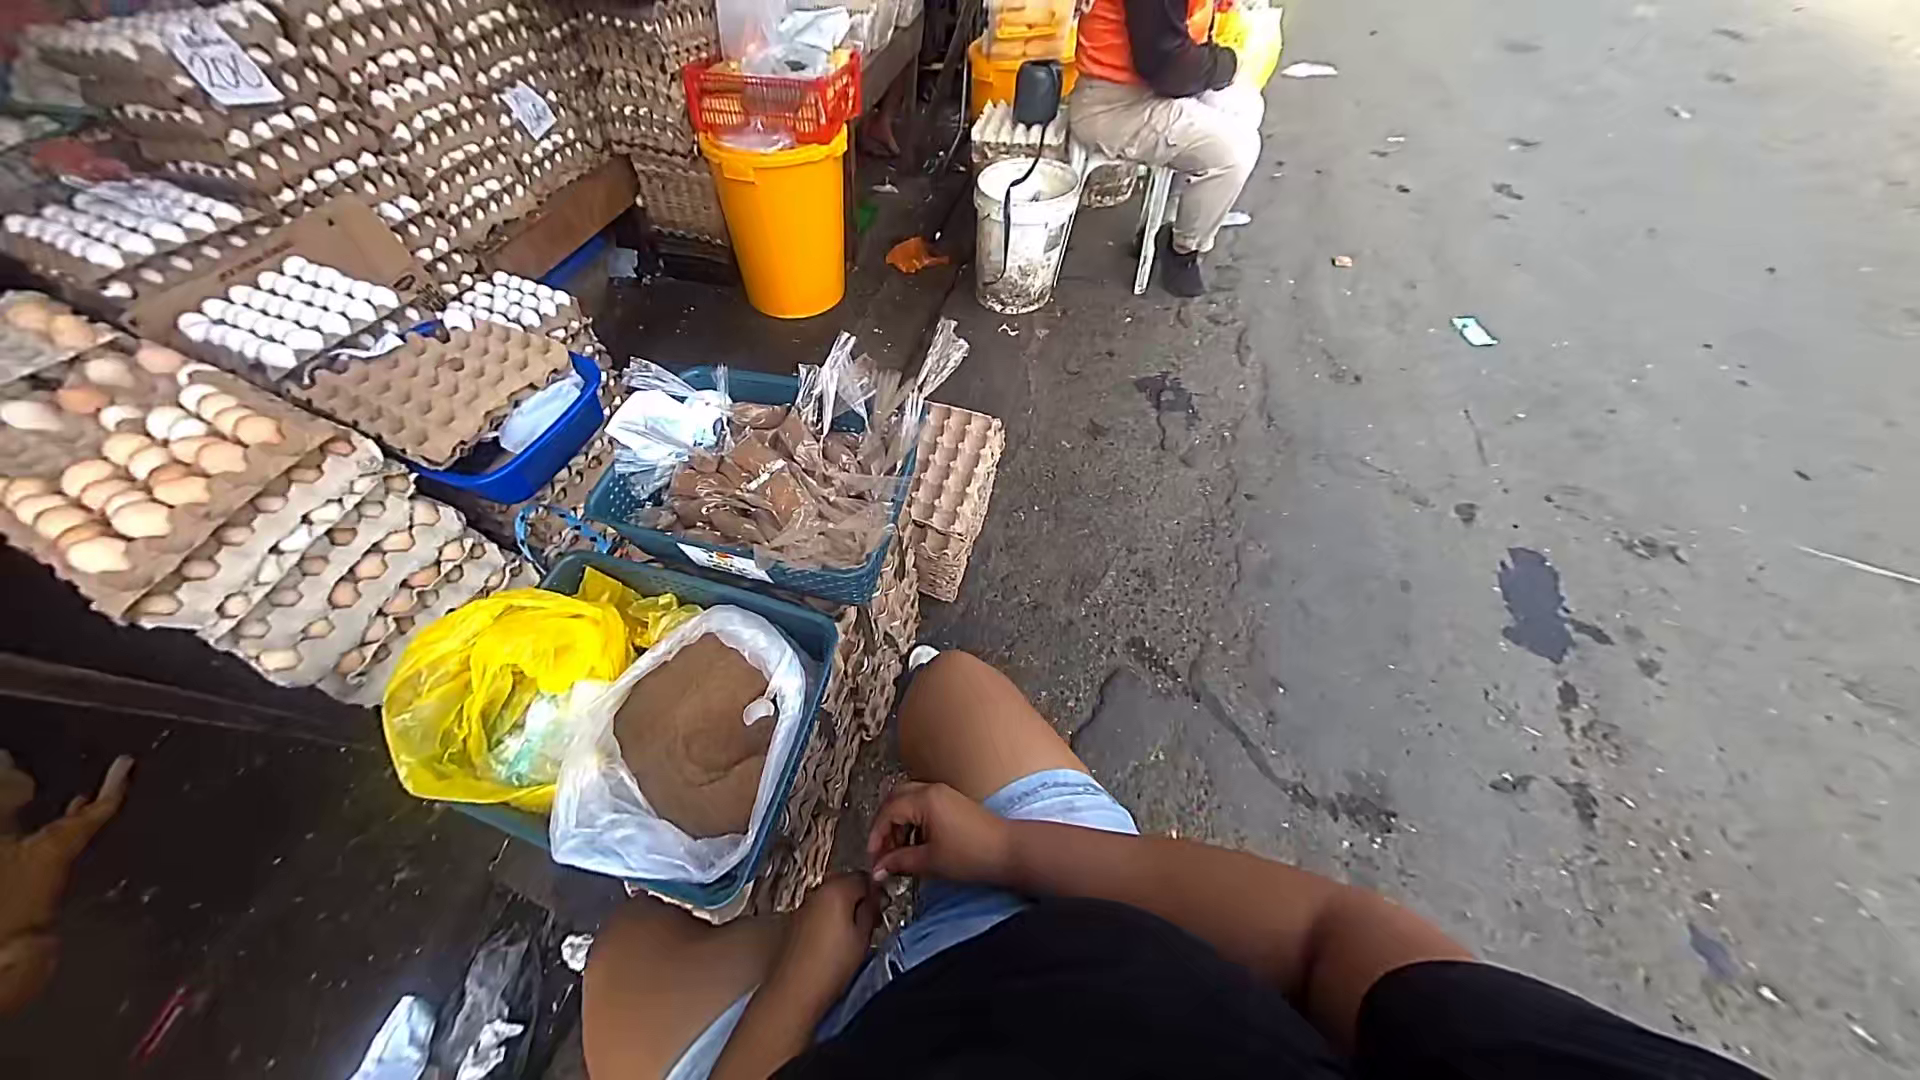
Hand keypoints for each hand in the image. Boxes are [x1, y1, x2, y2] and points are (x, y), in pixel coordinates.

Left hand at [775, 873, 877, 1003]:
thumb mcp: (863, 938)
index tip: (881, 911)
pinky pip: (818, 909)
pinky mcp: (794, 922)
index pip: (864, 877)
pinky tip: (831, 940)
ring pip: (831, 896)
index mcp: (838, 888)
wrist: (792, 993)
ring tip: (851, 933)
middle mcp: (819, 890)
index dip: (876, 892)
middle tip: (869, 921)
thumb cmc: (833, 965)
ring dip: (842, 907)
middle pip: (846, 883)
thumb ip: (871, 910)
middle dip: (858, 897)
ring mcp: (804, 905)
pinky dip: (827, 917)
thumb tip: (874, 898)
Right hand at [865, 781, 1015, 885]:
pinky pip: (922, 804)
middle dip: (884, 825)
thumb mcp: (930, 861)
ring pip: (908, 800)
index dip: (876, 835)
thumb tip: (877, 869)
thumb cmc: (969, 855)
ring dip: (898, 823)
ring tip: (898, 852)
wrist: (1007, 850)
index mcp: (924, 799)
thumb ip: (899, 862)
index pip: (888, 811)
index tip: (873, 858)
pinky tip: (915, 844)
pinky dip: (912, 821)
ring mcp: (943, 793)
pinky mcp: (951, 801)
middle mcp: (931, 789)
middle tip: (881, 852)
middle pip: (895, 799)